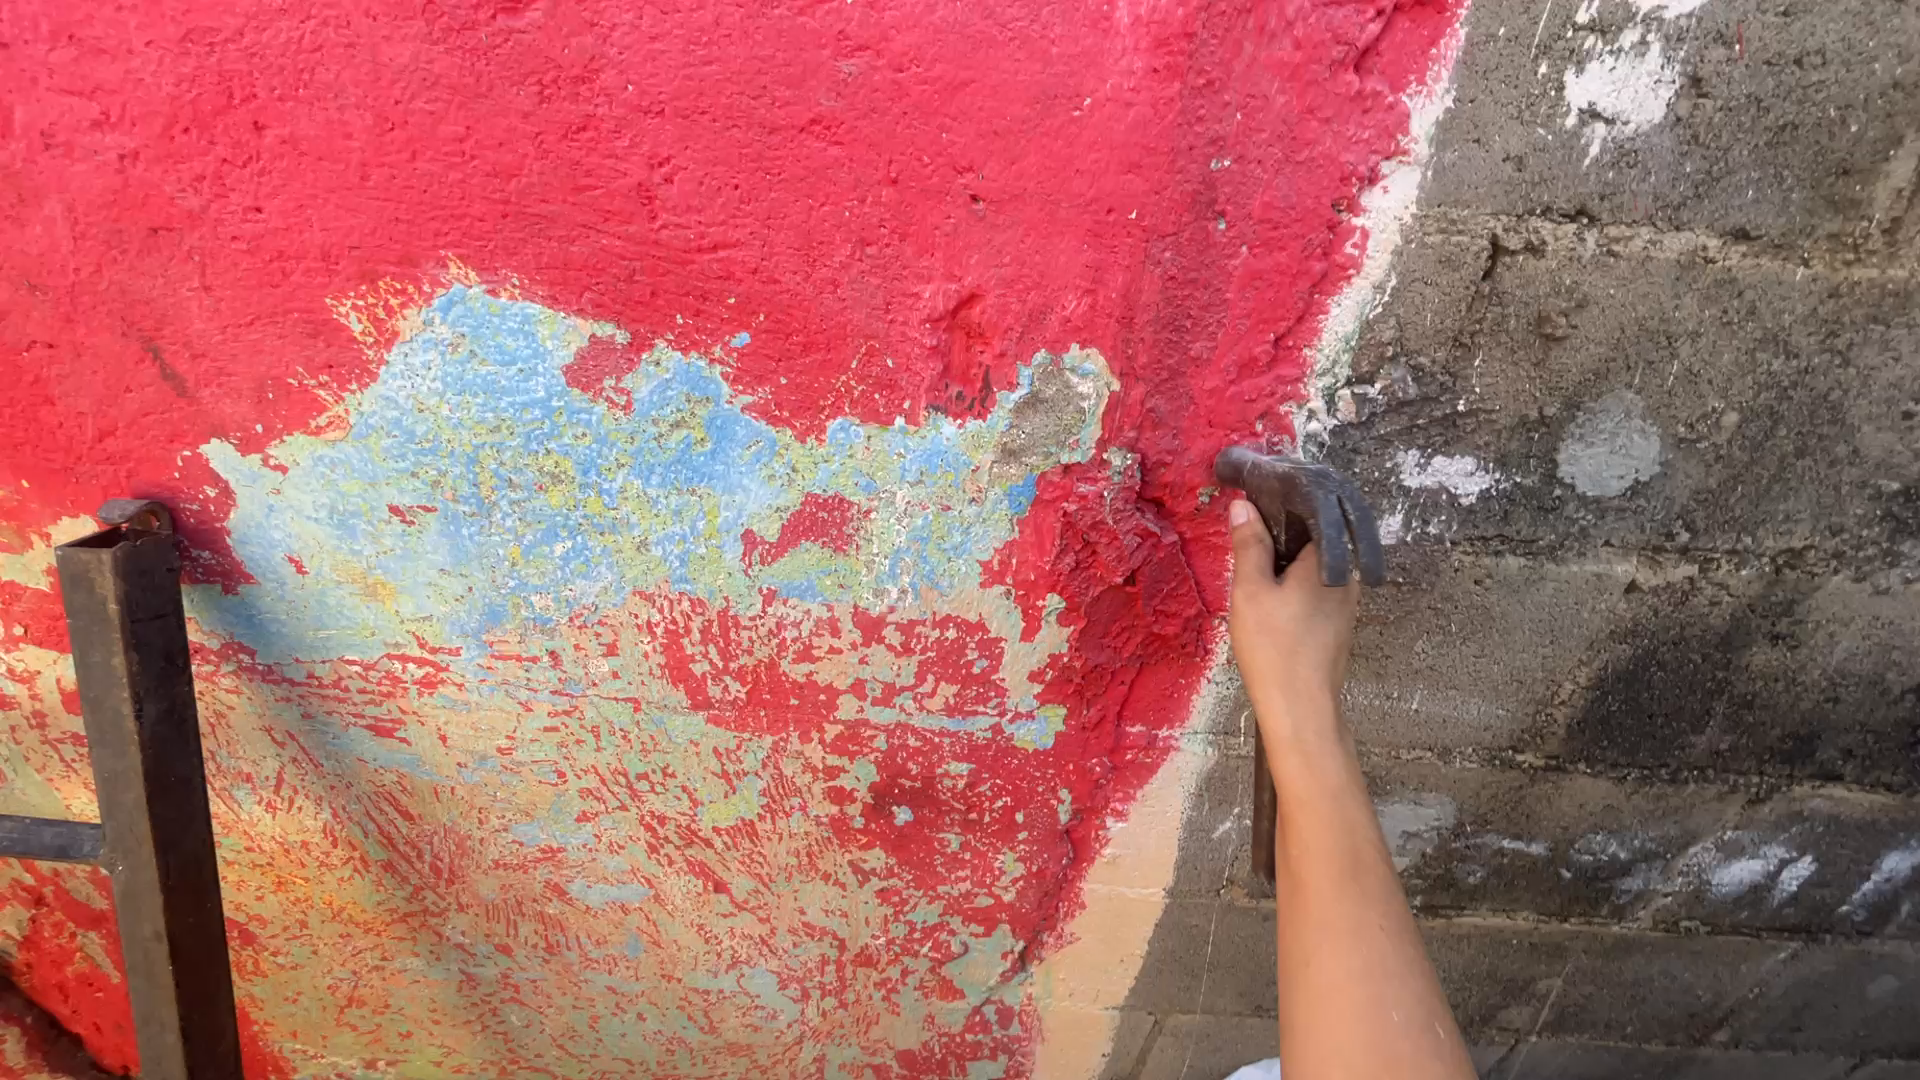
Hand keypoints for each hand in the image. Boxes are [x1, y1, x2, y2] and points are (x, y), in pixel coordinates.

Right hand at [1225, 498, 1358, 732]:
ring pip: (1310, 571)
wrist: (1299, 707)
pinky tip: (1269, 609)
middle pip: (1309, 544)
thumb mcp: (1250, 589)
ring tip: (1252, 583)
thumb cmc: (1272, 645)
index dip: (1277, 509)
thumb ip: (1249, 544)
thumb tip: (1243, 505)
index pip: (1307, 516)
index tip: (1248, 509)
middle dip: (1276, 544)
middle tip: (1242, 555)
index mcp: (1329, 561)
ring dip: (1283, 570)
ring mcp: (1346, 605)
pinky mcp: (1338, 627)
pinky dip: (1291, 591)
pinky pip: (1313, 593)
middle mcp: (1346, 578)